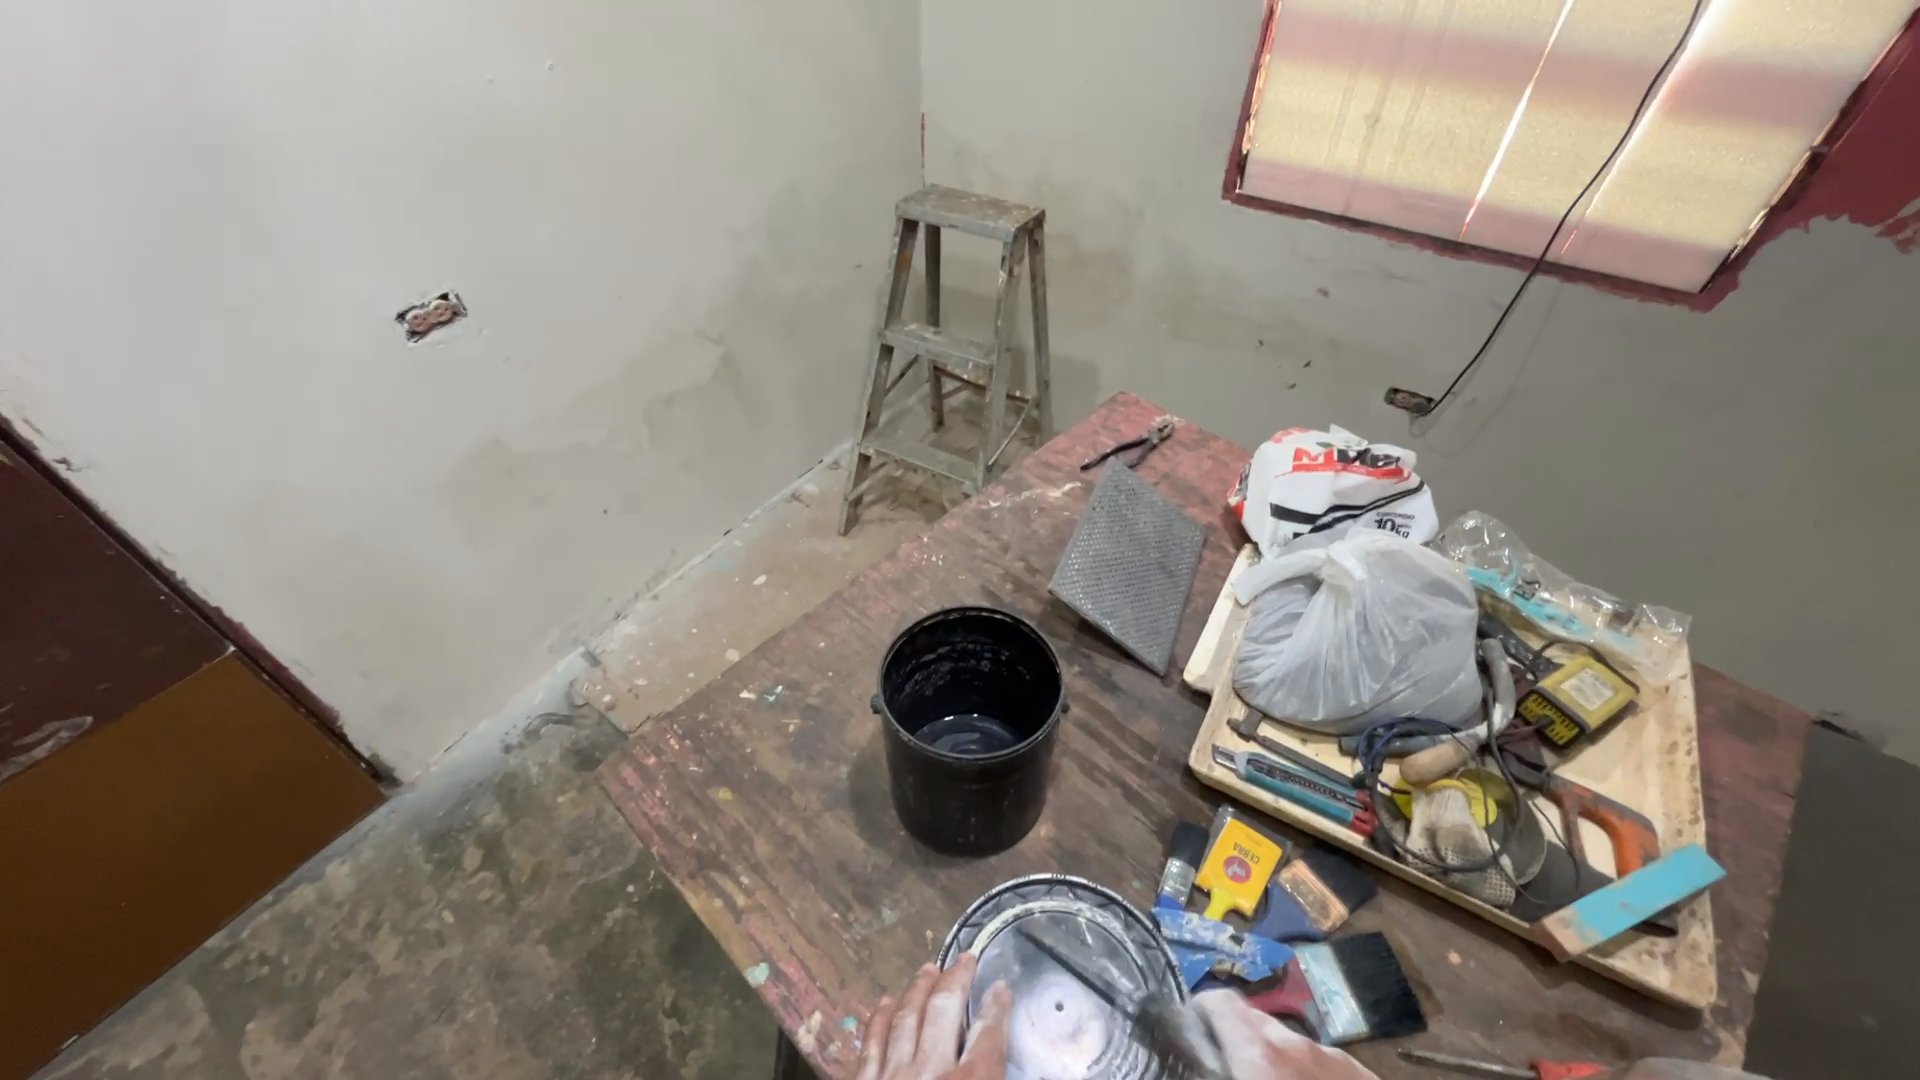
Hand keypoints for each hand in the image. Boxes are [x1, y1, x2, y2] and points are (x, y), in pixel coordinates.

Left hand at [857, 953, 1010, 1079]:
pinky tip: (885, 1002)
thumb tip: (999, 1052)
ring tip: (928, 968)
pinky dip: (879, 1020)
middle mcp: (930, 1070)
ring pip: (905, 1020)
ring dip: (918, 990)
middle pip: (943, 1013)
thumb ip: (991, 1072)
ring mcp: (892, 1076)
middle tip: (965, 958)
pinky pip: (870, 1045)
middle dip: (956, 981)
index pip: (988, 1036)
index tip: (1001, 985)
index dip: (997, 1008)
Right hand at [1190, 990, 1381, 1079]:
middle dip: (1237, 1042)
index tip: (1190, 1037)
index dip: (1200, 1014)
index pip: (1220, 1003)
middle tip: (1229, 1073)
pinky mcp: (1368, 1079)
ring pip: (1294, 1048)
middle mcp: (1298, 1046)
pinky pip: (1327, 1070)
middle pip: (1255, 1022)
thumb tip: (1200, 1071)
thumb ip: (1218, 1077)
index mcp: (1261, 1056)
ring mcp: (1340, 1062)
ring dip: (1277, 1066)